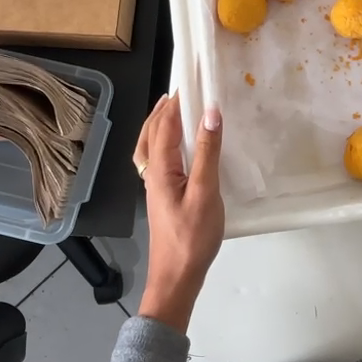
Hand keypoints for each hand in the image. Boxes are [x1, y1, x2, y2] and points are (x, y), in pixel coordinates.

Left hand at [134, 94, 223, 332]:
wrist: (176, 279)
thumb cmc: (191, 238)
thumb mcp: (206, 193)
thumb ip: (208, 153)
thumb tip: (211, 113)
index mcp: (160, 169)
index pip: (165, 125)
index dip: (178, 102)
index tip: (192, 82)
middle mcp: (152, 173)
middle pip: (153, 132)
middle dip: (166, 109)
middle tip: (183, 90)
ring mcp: (155, 186)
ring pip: (150, 146)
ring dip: (159, 124)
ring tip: (172, 109)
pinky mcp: (162, 197)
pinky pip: (156, 160)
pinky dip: (162, 143)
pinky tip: (176, 148)